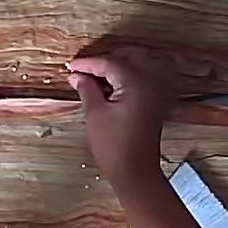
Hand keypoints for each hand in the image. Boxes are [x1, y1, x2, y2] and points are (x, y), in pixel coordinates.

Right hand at [68, 47, 171, 189]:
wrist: (135, 171)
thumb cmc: (113, 145)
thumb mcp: (95, 114)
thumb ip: (87, 89)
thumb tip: (77, 76)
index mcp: (136, 82)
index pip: (110, 63)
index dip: (88, 63)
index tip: (72, 66)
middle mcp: (150, 82)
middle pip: (130, 56)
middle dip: (107, 58)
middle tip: (85, 69)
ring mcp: (156, 93)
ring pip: (139, 66)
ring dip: (118, 67)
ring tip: (94, 79)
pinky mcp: (155, 103)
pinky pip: (142, 80)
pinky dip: (126, 78)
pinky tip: (108, 89)